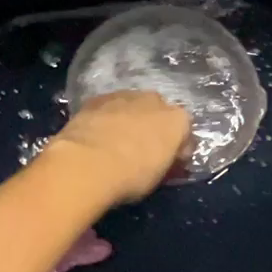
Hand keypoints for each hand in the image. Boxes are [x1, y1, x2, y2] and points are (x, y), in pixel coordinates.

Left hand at [43, 91, 191, 203]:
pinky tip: (98, 135)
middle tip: (143, 150)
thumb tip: (165, 158)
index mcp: (177, 120)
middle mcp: (154, 100)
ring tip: (117, 143)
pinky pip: (108, 108)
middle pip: (159, 113)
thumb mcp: (159, 177)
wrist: (87, 164)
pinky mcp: (96, 98)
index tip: (169, 163)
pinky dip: (106, 118)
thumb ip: (167, 161)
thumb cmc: (132, 176)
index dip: (177, 148)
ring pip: (132, 107)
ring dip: (129, 120)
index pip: (185, 132)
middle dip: (153, 128)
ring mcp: (124, 95)